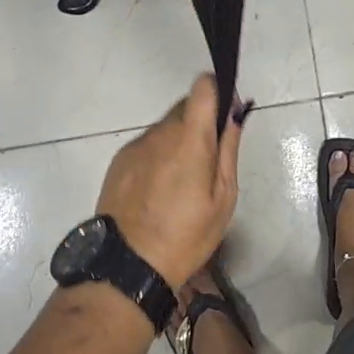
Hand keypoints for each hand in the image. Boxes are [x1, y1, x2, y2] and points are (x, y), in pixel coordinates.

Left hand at [96, 75, 246, 287]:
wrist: (127, 267)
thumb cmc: (185, 236)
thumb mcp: (222, 199)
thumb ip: (228, 150)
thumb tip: (234, 114)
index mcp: (190, 137)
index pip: (203, 87)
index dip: (217, 91)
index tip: (225, 114)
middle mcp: (161, 132)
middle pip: (185, 108)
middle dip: (199, 125)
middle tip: (206, 163)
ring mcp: (136, 145)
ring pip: (165, 129)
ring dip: (177, 143)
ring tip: (180, 185)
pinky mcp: (119, 161)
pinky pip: (147, 147)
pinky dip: (156, 158)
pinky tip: (157, 191)